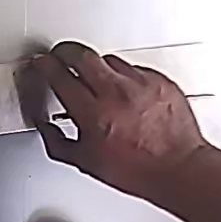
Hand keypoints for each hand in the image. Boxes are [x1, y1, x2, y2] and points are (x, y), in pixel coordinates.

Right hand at [32, 41, 210, 202]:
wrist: (178, 168)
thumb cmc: (136, 169)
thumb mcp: (84, 162)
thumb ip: (56, 141)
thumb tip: (45, 127)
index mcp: (94, 113)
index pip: (61, 76)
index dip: (46, 66)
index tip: (42, 63)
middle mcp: (117, 93)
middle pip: (82, 55)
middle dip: (65, 52)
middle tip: (60, 55)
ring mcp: (141, 84)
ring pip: (108, 59)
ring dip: (94, 65)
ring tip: (92, 76)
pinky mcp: (160, 81)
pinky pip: (134, 68)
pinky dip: (122, 75)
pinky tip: (121, 88)